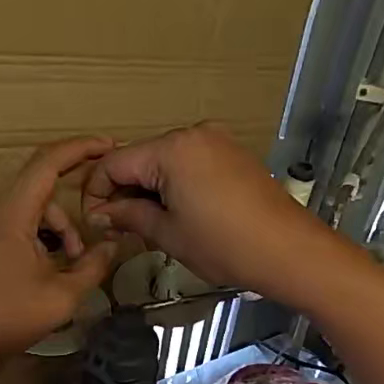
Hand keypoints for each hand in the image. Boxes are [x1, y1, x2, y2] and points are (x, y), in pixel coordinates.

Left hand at [0, 137, 118, 364]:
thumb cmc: (10, 318)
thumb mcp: (63, 294)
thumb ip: (94, 265)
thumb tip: (113, 244)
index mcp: (11, 213)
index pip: (47, 162)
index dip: (80, 148)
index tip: (109, 146)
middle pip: (42, 190)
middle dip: (74, 211)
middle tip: (100, 228)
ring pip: (31, 211)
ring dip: (59, 231)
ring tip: (74, 266)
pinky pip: (17, 226)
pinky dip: (41, 240)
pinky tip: (52, 270)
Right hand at [82, 124, 361, 308]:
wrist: (290, 250)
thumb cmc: (224, 245)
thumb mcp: (169, 234)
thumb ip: (130, 216)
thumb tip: (100, 214)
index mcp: (172, 148)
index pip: (115, 163)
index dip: (96, 192)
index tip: (94, 222)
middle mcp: (193, 133)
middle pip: (140, 158)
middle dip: (124, 191)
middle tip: (119, 228)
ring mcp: (217, 141)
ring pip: (165, 161)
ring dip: (149, 189)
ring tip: (147, 226)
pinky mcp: (233, 154)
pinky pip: (190, 163)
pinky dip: (175, 185)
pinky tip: (177, 214)